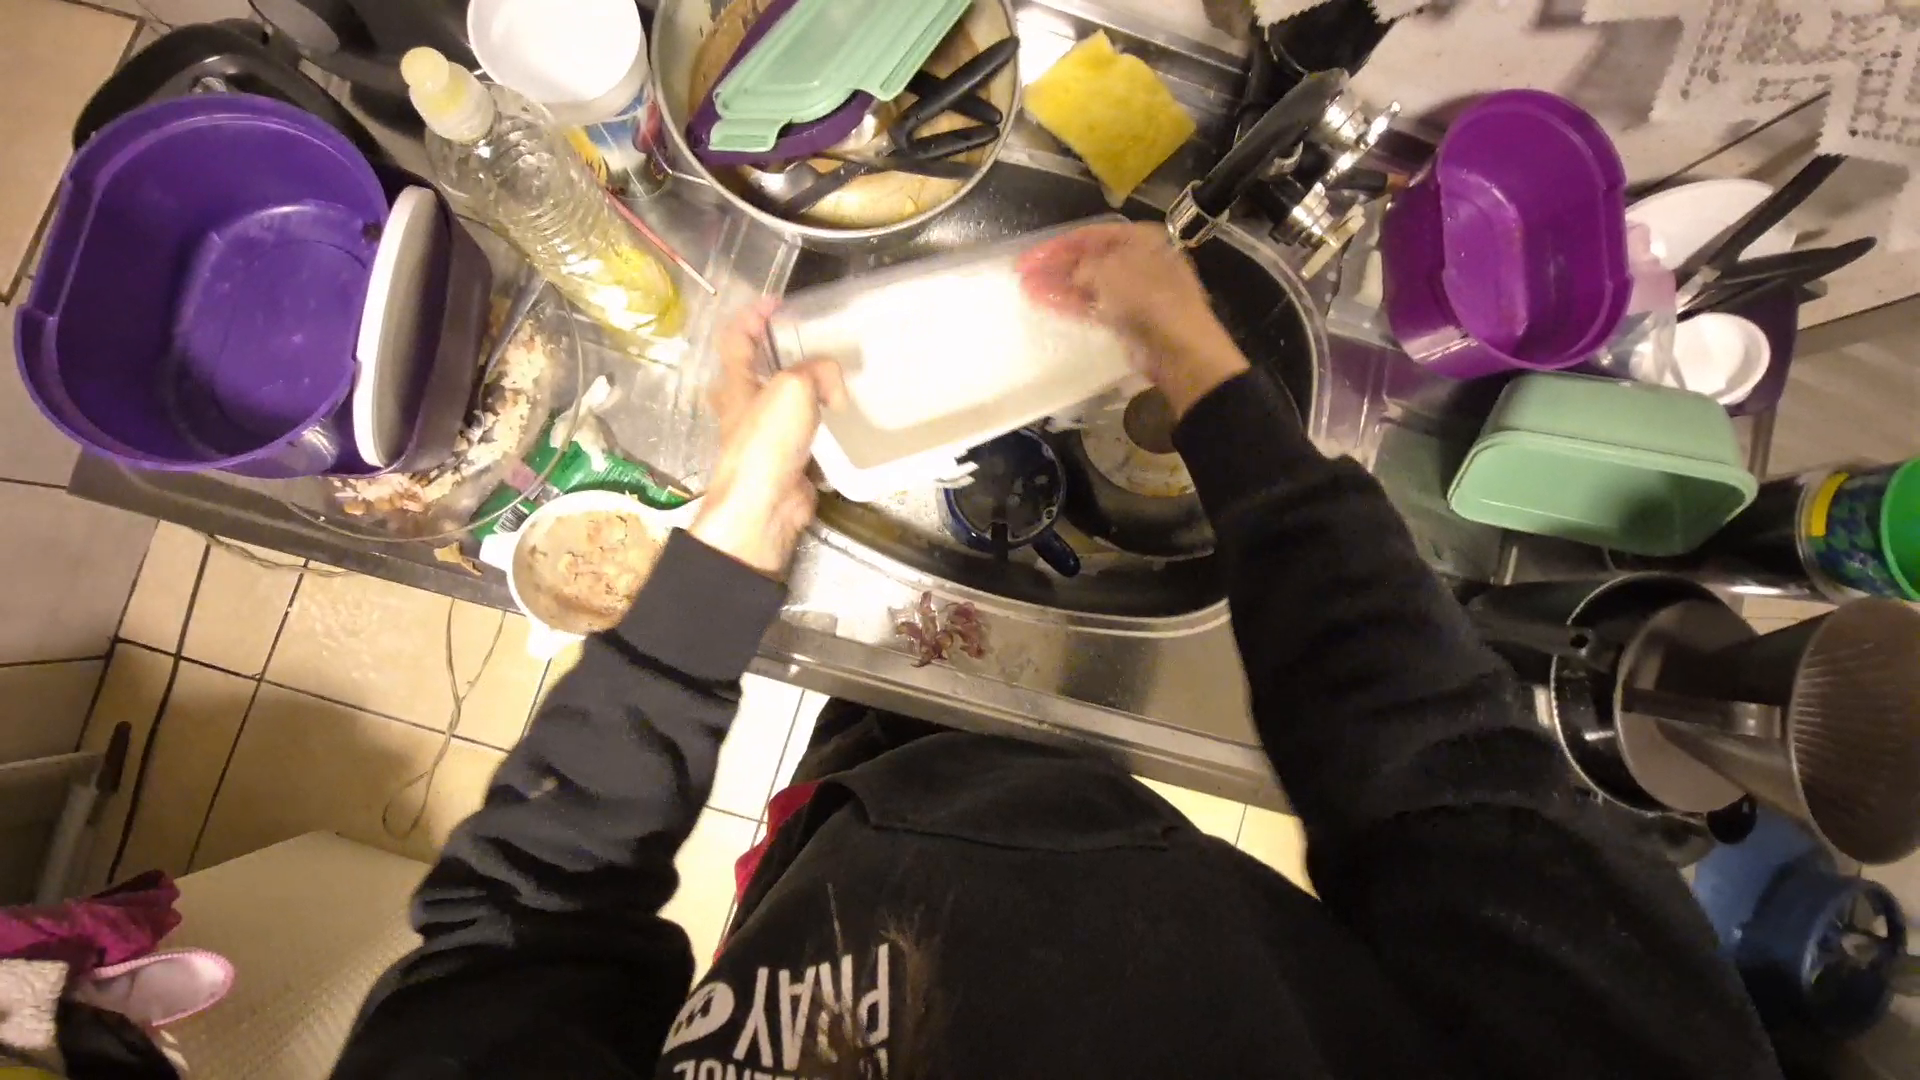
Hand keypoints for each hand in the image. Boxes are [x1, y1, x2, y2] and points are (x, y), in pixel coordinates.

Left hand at [691, 300, 843, 577]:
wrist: (764, 505)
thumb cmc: (766, 443)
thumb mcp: (793, 389)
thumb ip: (818, 372)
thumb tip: (832, 388)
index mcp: (734, 383)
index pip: (737, 338)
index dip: (754, 315)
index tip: (777, 303)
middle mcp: (744, 407)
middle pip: (755, 370)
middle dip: (777, 353)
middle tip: (807, 342)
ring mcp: (764, 435)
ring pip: (782, 402)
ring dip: (804, 389)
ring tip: (831, 378)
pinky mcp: (785, 459)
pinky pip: (803, 432)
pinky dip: (820, 423)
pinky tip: (838, 420)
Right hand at [1017, 221, 1249, 417]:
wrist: (1178, 348)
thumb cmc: (1148, 298)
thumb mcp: (1110, 272)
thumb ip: (1082, 267)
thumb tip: (1068, 273)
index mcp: (1139, 239)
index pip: (1089, 235)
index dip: (1055, 246)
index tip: (1027, 258)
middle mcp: (1137, 261)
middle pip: (1087, 260)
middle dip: (1054, 267)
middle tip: (1022, 276)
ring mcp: (1132, 292)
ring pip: (1087, 285)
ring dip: (1057, 287)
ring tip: (1027, 291)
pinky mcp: (1126, 320)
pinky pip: (1093, 307)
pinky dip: (1070, 305)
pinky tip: (1047, 304)